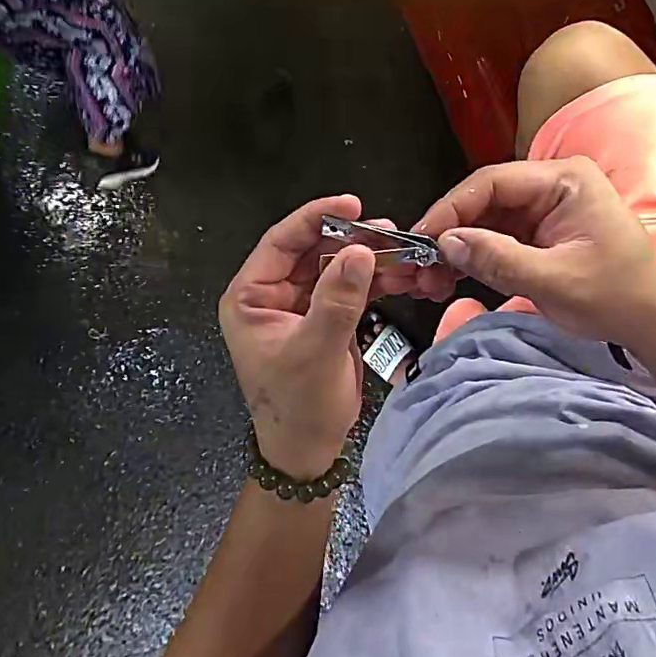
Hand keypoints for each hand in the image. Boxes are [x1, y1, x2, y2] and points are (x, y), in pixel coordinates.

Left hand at [217, 196, 376, 478]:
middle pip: (313, 250)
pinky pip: (349, 287)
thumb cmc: (297, 407)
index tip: (351, 204)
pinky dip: (376, 280)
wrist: (308, 452)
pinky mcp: (325, 316)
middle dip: (351, 239)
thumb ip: (337, 301)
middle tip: (390, 232)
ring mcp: (300, 303)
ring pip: (335, 266)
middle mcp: (272, 293)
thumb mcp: (314, 352)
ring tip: (405, 252)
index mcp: (250, 295)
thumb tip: (360, 251)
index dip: (314, 217)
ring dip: (369, 259)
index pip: (281, 242)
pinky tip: (403, 274)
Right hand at [409, 158, 655, 362]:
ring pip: (481, 219)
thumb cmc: (619, 298)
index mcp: (565, 181)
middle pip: (482, 200)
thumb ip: (498, 259)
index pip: (492, 182)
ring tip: (430, 276)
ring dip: (455, 247)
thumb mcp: (556, 281)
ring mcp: (541, 208)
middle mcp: (550, 186)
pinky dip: (469, 256)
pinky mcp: (534, 231)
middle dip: (450, 231)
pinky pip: (491, 236)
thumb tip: (445, 243)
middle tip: (421, 262)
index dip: (452, 208)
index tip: (423, 236)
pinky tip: (449, 275)